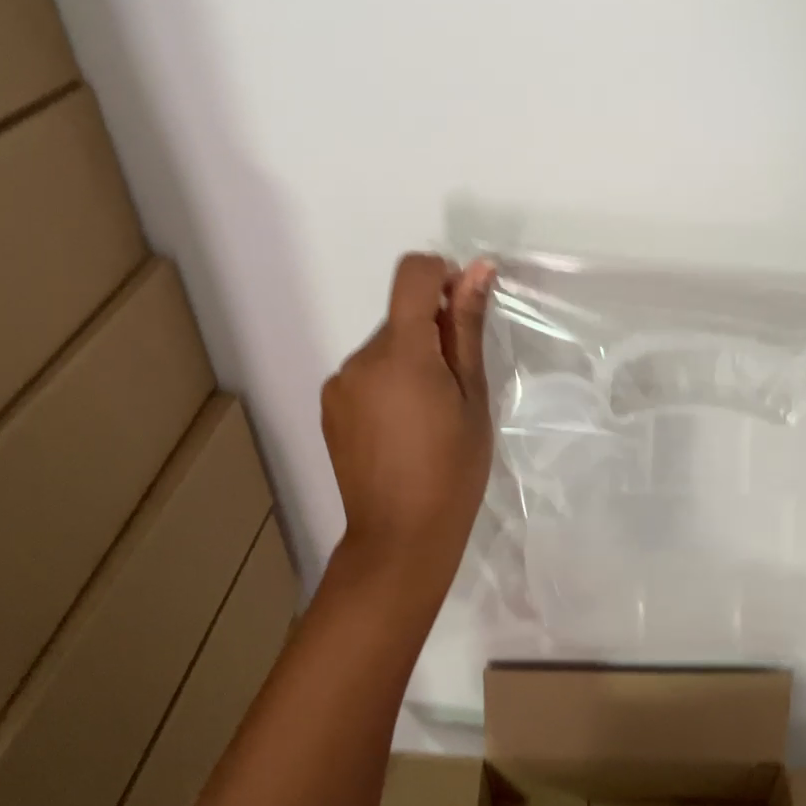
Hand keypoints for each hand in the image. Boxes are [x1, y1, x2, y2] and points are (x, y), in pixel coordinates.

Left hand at [322, 253, 496, 576]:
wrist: (401, 536)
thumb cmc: (454, 468)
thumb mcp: (472, 395)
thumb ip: (467, 327)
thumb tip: (476, 268)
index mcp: (401, 350)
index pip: (413, 273)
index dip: (441, 276)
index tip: (462, 312)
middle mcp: (360, 358)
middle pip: (401, 317)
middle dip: (431, 335)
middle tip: (456, 389)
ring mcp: (339, 384)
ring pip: (384, 349)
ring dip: (408, 363)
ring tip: (428, 417)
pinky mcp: (329, 407)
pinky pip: (365, 376)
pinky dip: (387, 386)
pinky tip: (402, 431)